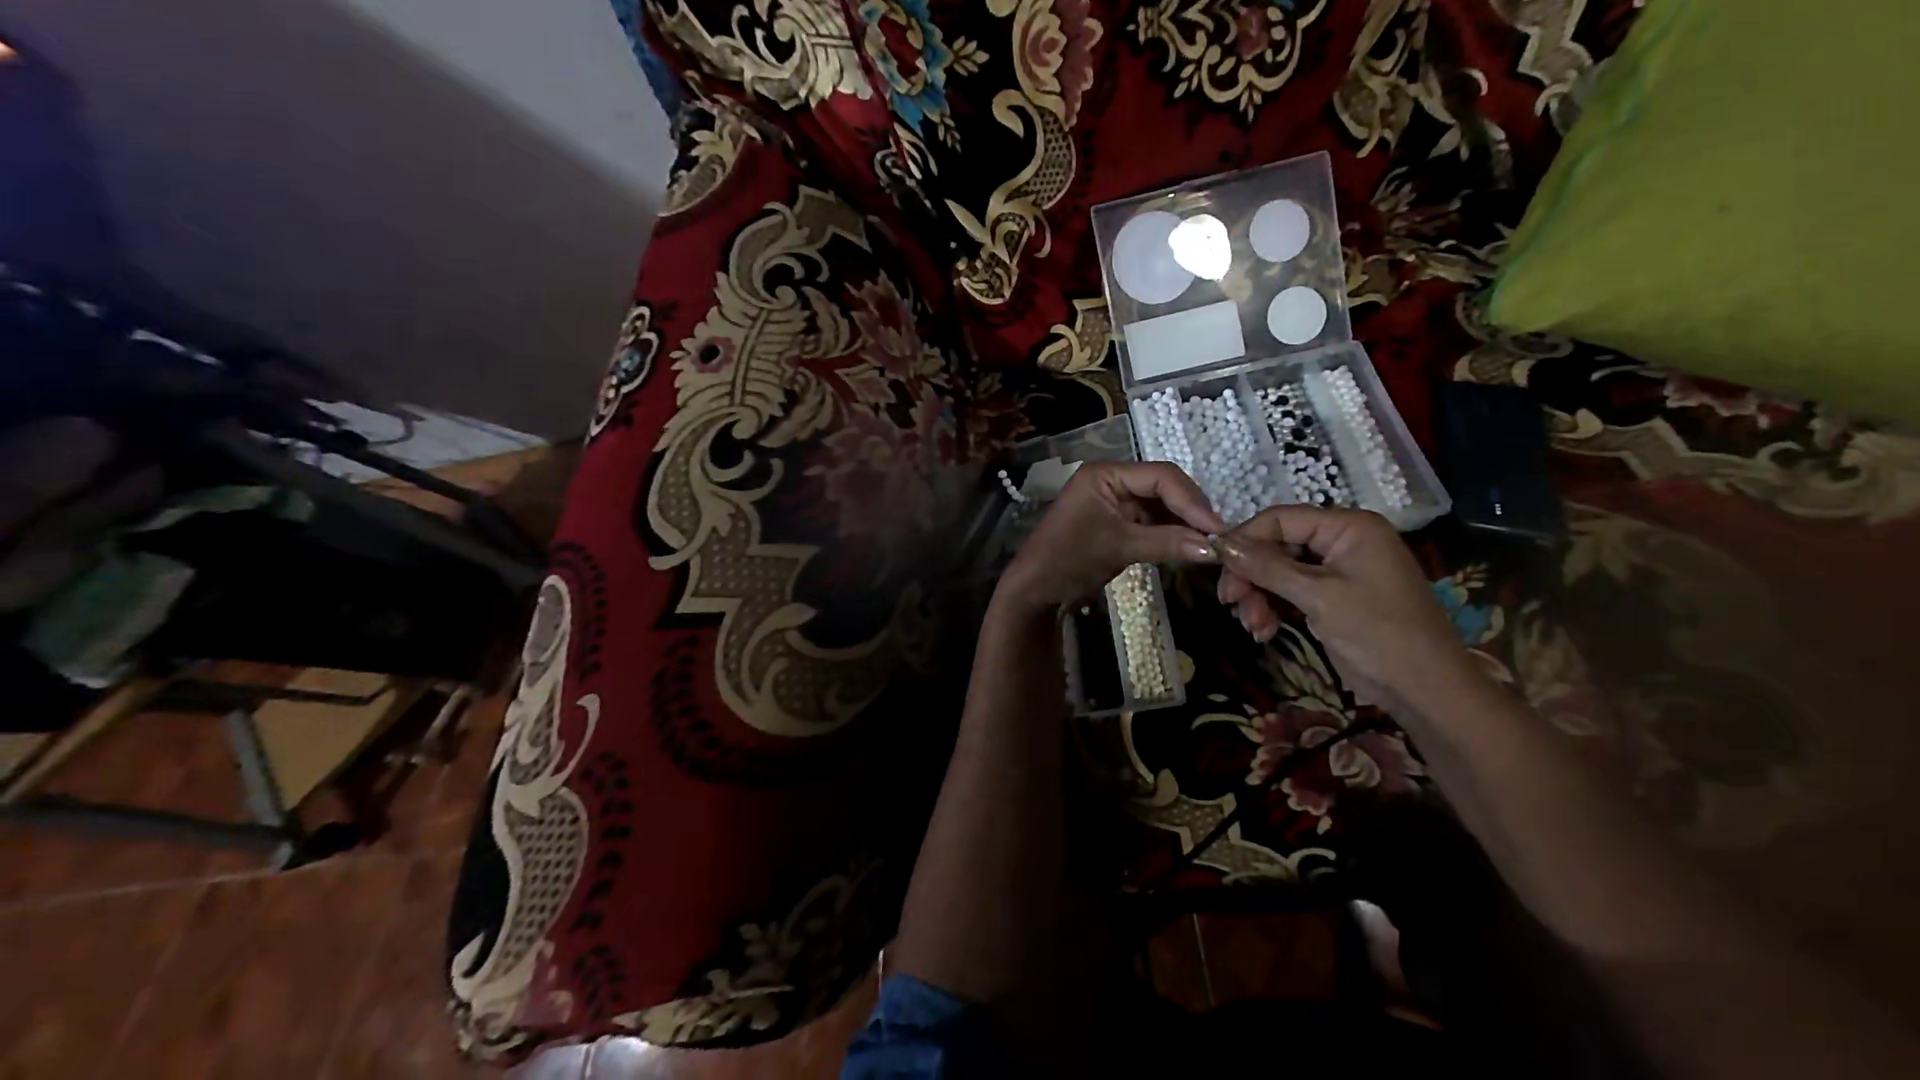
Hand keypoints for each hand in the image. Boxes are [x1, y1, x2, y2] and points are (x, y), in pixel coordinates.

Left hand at [998, 461, 1223, 615]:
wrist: (1036, 591)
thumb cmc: (1068, 560)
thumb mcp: (1118, 548)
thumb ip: (1166, 542)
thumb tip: (1214, 547)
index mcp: (1105, 473)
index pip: (1160, 476)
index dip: (1191, 500)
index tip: (1216, 527)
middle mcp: (1113, 481)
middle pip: (1165, 488)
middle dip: (1191, 511)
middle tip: (1220, 537)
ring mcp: (1117, 502)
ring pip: (1163, 507)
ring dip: (1185, 525)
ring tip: (1212, 544)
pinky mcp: (1120, 524)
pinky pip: (1154, 523)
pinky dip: (1173, 535)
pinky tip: (1192, 548)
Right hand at [1215, 506, 1471, 708]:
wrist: (1424, 688)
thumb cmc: (1378, 632)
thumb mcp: (1318, 596)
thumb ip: (1267, 567)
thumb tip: (1220, 545)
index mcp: (1348, 527)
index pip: (1281, 519)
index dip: (1245, 540)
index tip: (1216, 566)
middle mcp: (1343, 541)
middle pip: (1277, 546)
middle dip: (1251, 575)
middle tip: (1229, 603)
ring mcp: (1338, 570)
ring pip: (1279, 571)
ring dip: (1259, 597)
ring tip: (1252, 626)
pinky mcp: (1333, 597)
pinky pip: (1291, 592)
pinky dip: (1274, 608)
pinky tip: (1264, 631)